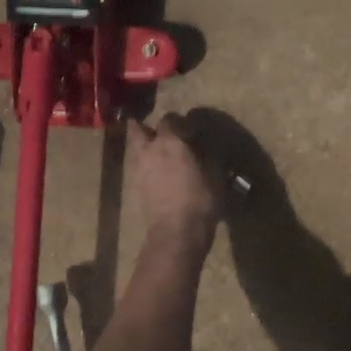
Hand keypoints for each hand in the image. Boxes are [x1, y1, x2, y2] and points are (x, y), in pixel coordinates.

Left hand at [127, 114, 219, 247]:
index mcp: (170, 142)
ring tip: (159, 157)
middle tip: (160, 135)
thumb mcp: (215, 175)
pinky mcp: (135, 187)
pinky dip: (146, 168)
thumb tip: (204, 149)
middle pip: (137, 129)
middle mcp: (149, 150)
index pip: (169, 119)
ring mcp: (138, 169)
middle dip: (146, 128)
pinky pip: (138, 169)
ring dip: (144, 148)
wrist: (177, 230)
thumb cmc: (201, 198)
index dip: (178, 122)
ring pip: (135, 149)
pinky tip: (158, 177)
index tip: (188, 129)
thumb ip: (207, 157)